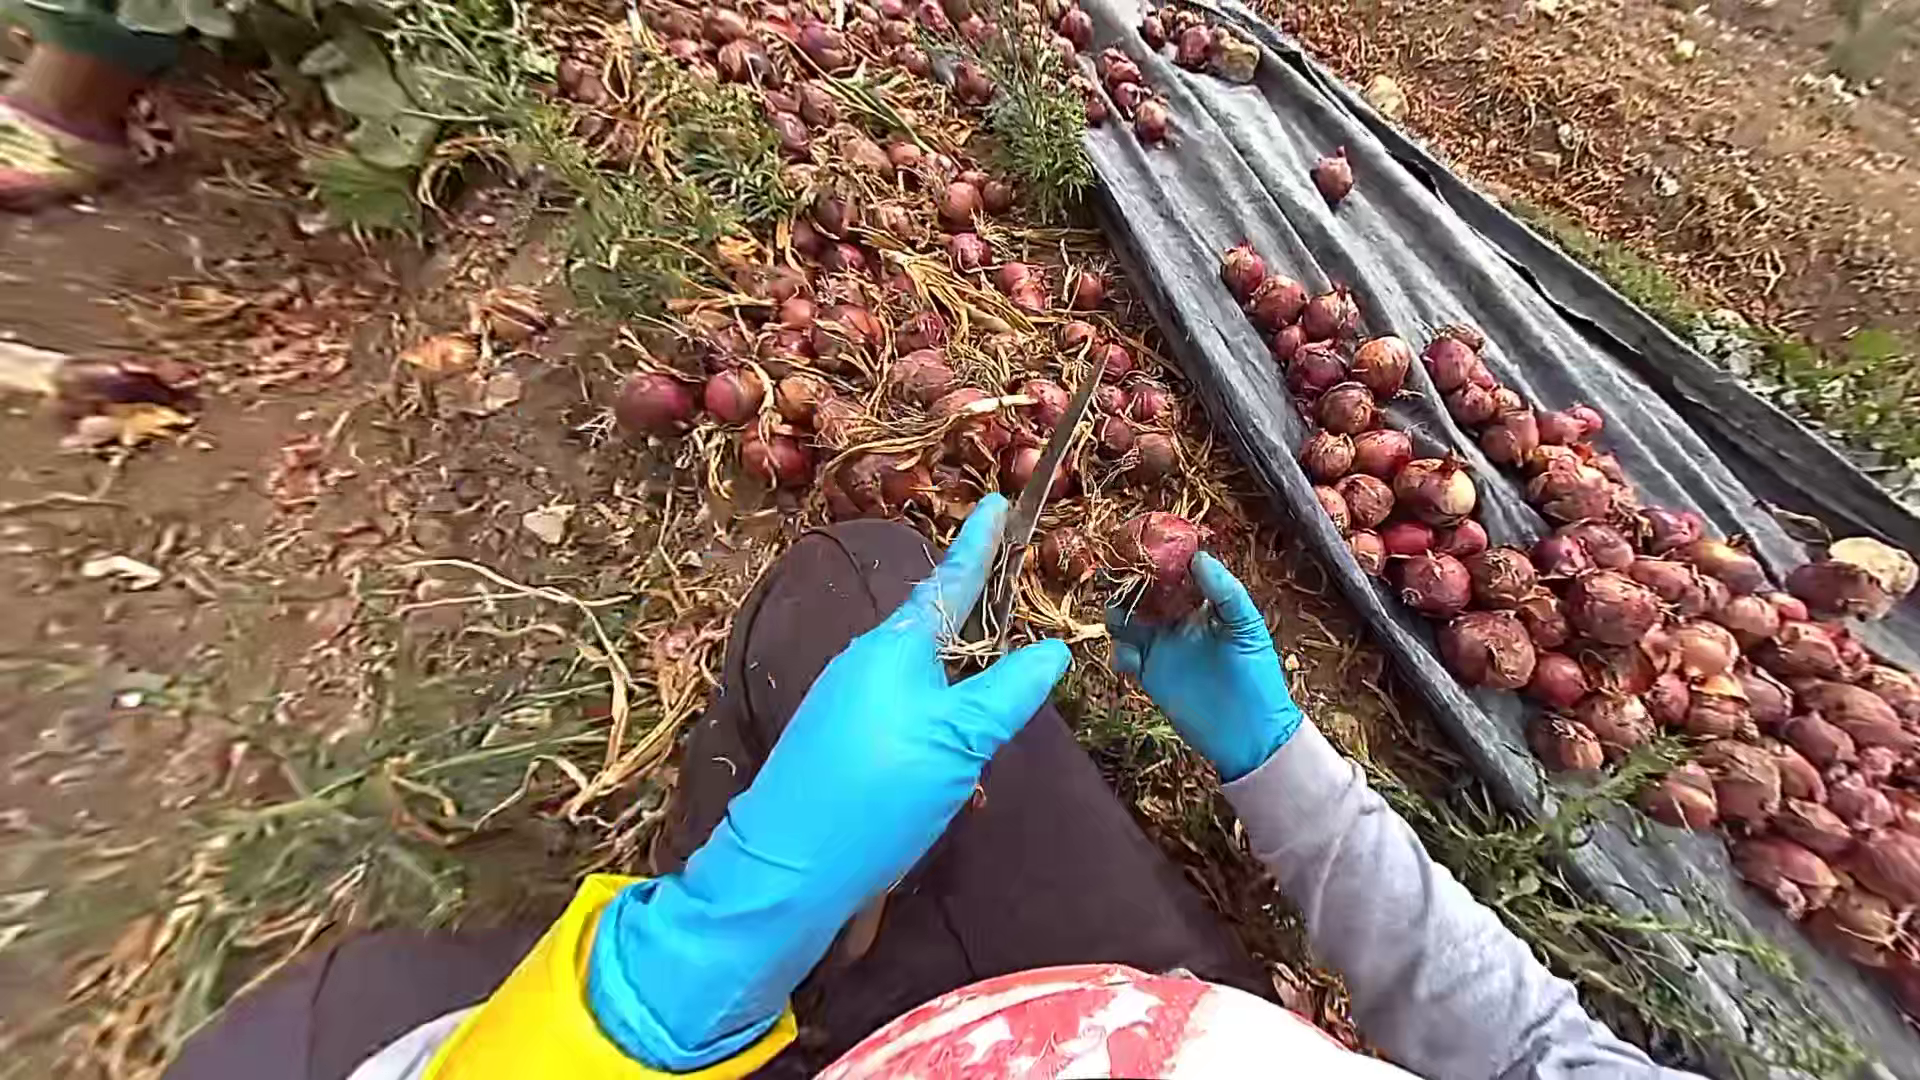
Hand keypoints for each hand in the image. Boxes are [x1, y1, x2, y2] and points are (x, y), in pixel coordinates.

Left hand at [589, 494, 1070, 1068]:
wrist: (783, 872)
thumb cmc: (877, 792)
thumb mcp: (959, 740)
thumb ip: (1009, 691)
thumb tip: (1052, 650)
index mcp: (894, 646)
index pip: (950, 582)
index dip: (979, 544)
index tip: (994, 502)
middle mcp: (869, 660)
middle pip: (940, 635)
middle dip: (980, 649)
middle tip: (1010, 672)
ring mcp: (851, 697)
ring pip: (927, 685)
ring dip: (961, 713)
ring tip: (974, 762)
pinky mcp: (844, 735)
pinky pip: (907, 718)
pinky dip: (937, 742)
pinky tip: (946, 786)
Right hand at [1108, 552, 1302, 780]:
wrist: (1250, 735)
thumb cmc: (1257, 677)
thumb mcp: (1247, 628)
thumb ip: (1226, 592)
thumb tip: (1198, 558)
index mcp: (1199, 607)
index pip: (1173, 577)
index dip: (1157, 563)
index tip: (1142, 551)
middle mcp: (1175, 622)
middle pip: (1142, 595)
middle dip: (1128, 587)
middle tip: (1118, 580)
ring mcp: (1159, 647)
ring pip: (1125, 622)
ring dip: (1116, 615)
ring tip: (1118, 618)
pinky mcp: (1147, 673)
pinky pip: (1122, 655)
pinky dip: (1119, 652)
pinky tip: (1130, 660)